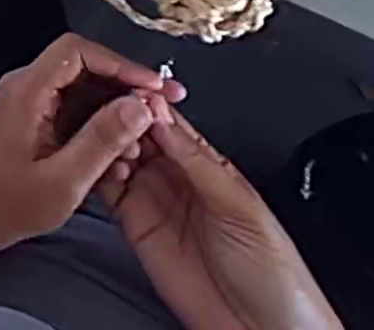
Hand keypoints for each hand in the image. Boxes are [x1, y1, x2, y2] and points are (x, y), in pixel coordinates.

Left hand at [0, 33, 186, 266]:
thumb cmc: (8, 201)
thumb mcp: (64, 179)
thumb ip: (102, 140)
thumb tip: (138, 106)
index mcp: (27, 90)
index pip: (75, 51)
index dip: (118, 62)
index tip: (152, 85)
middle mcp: (25, 84)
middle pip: (81, 63)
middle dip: (124, 82)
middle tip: (162, 104)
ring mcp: (28, 97)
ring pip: (81, 84)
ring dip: (115, 105)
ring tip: (146, 134)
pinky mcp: (33, 112)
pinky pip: (72, 103)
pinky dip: (99, 120)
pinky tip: (121, 148)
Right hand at [99, 107, 341, 329]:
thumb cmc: (276, 278)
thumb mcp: (240, 207)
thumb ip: (196, 161)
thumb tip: (159, 114)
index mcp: (204, 163)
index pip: (166, 120)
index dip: (146, 104)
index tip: (129, 95)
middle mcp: (174, 175)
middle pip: (136, 131)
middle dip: (122, 119)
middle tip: (113, 117)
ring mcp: (151, 197)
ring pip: (117, 153)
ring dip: (108, 142)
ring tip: (108, 143)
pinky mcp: (133, 223)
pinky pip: (106, 188)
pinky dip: (97, 172)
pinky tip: (100, 166)